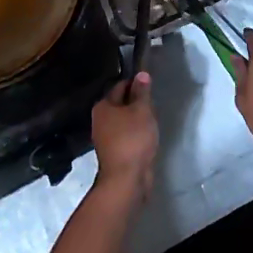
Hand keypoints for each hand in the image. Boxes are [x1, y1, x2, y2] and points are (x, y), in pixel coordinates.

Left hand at [92, 72, 157, 200]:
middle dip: (136, 102)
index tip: (149, 85)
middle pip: (120, 103)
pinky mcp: (114, 152)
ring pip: (123, 121)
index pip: (119, 86)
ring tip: (152, 119)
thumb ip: (142, 92)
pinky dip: (135, 133)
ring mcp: (105, 138)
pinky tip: (147, 135)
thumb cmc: (133, 139)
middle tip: (153, 102)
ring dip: (136, 119)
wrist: (126, 179)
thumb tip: (141, 74)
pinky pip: (126, 135)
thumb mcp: (141, 111)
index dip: (135, 83)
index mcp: (103, 106)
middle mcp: (100, 120)